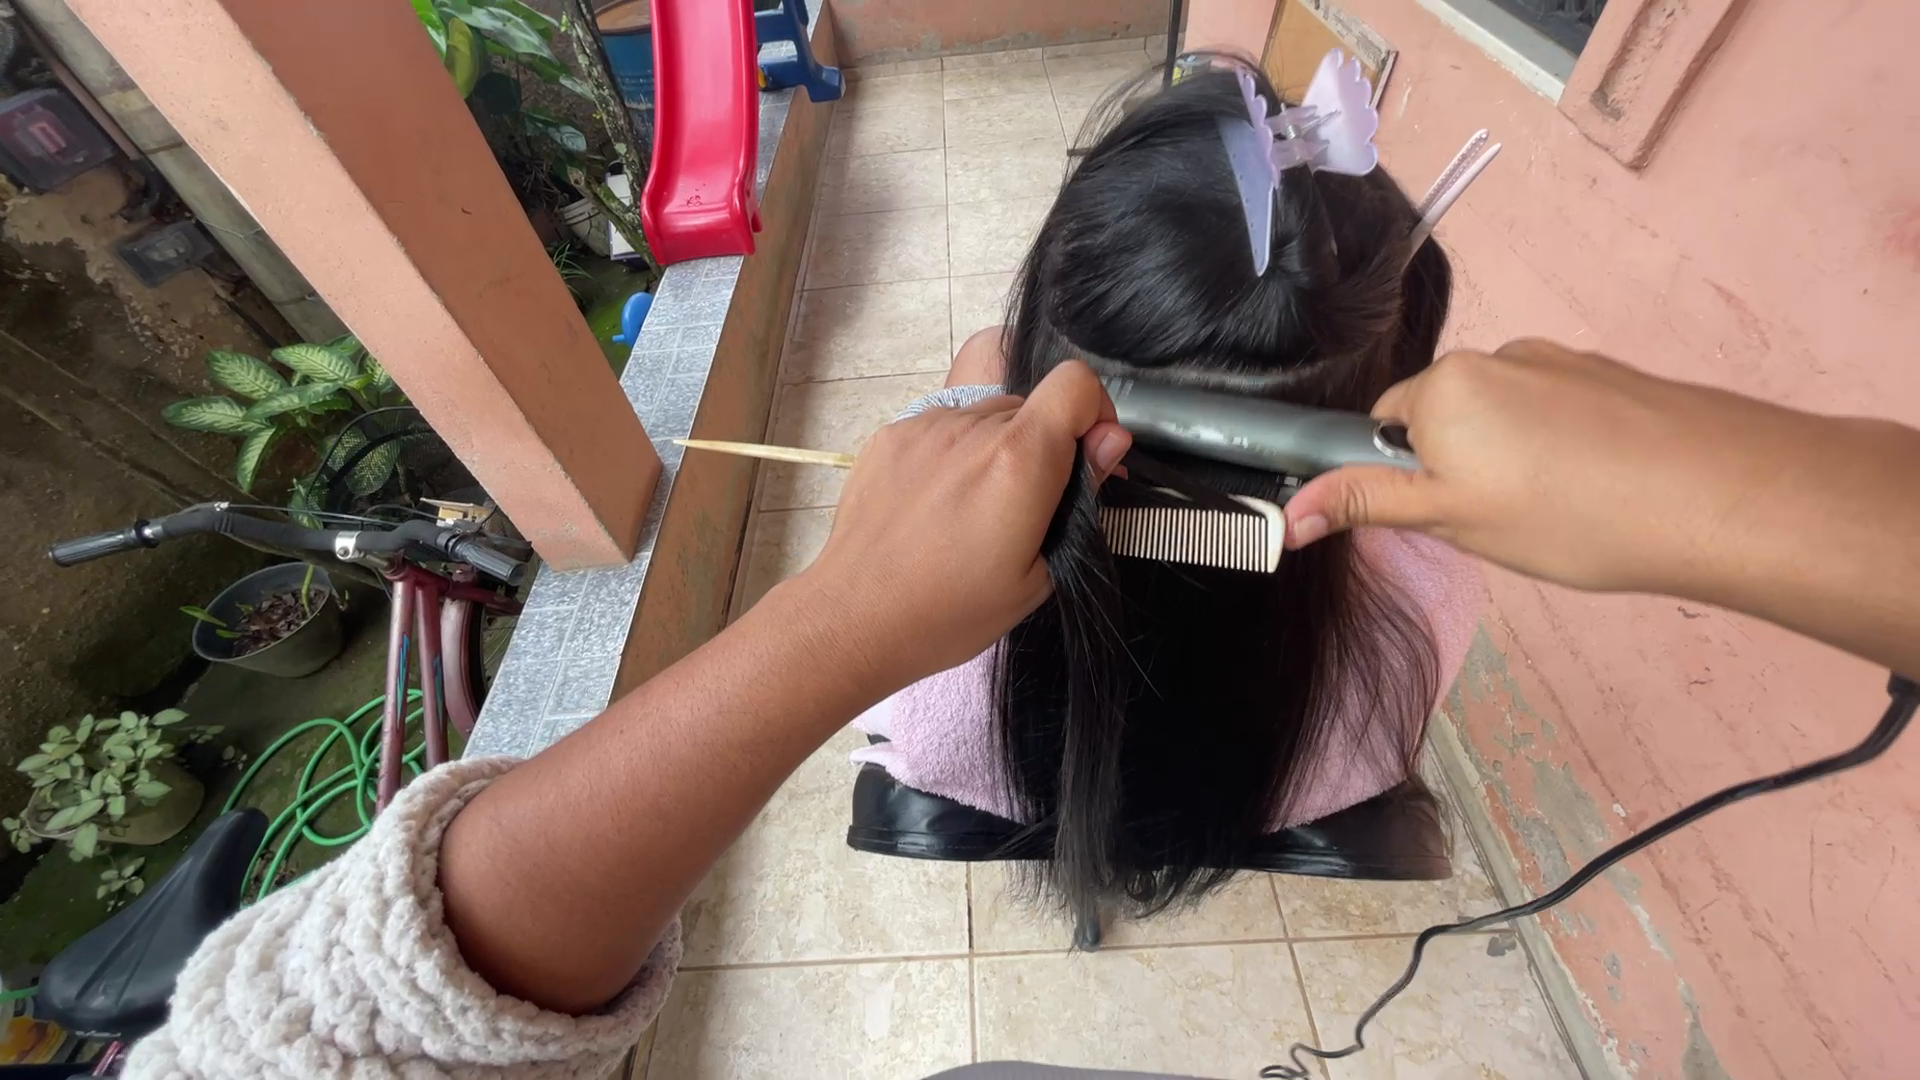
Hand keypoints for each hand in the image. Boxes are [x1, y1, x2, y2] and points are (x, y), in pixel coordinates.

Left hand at [788, 361, 1130, 689]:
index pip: (1076, 382)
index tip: (1086, 458)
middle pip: (1030, 406)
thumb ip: (1082, 497)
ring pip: (985, 416)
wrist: (855, 618)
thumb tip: (1111, 442)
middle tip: (1021, 507)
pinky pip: (941, 426)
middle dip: (1042, 445)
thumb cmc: (950, 611)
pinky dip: (952, 453)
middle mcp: (972, 427)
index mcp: (1019, 459)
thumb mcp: (1038, 574)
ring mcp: (925, 426)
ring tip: (970, 510)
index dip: (1094, 413)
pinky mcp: (890, 434)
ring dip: (994, 448)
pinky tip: (934, 503)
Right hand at [1282, 340, 1843, 595]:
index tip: (1435, 507)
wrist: (1737, 498)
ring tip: (1549, 504)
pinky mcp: (1609, 375)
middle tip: (1489, 514)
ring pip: (1494, 416)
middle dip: (1449, 462)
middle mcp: (1495, 357)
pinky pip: (1547, 410)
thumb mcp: (1447, 517)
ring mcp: (1558, 360)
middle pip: (1437, 416)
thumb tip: (1286, 517)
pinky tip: (1588, 482)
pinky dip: (1550, 443)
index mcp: (1444, 385)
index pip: (1380, 424)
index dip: (1397, 471)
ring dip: (1499, 454)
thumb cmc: (1565, 513)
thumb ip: (1362, 504)